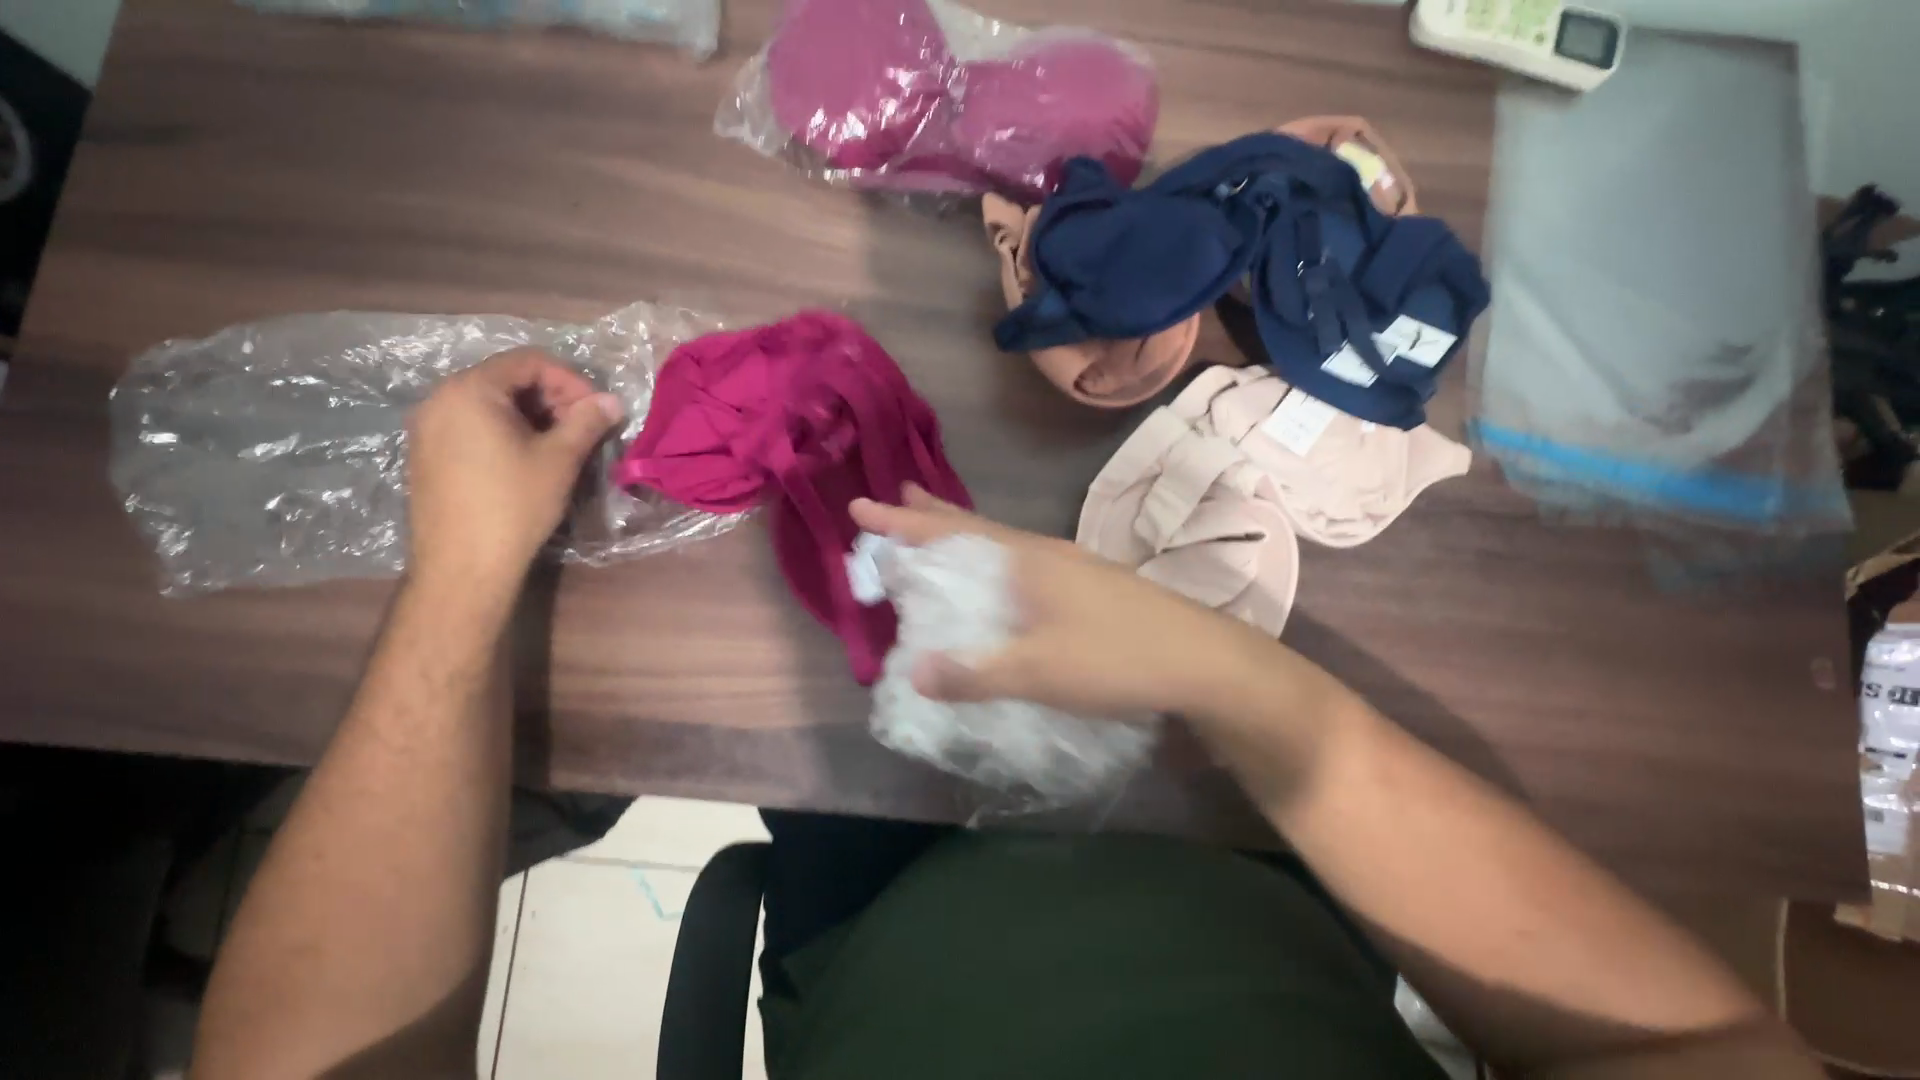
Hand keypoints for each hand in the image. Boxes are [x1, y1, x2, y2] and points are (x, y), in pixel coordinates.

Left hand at [406, 348, 623, 592]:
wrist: (462, 564)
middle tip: (582, 428)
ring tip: (560, 446)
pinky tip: (527, 460)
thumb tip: (613, 401)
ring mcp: (427, 427)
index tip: (597, 410)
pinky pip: (472, 425)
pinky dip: (505, 431)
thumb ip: (587, 421)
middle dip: (551, 398)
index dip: (571, 380)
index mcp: (470, 390)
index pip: (529, 361)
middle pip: (507, 378)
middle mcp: (440, 398)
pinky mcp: (426, 453)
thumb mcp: (560, 459)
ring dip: (531, 415)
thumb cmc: (514, 504)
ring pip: (490, 403)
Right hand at [850, 484, 1270, 718]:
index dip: (902, 524)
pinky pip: (1018, 561)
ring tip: (935, 530)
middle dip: (931, 515)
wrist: (1202, 660)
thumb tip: (912, 672)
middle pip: (974, 526)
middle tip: (894, 498)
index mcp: (1024, 561)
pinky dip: (988, 560)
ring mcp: (1068, 566)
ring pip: (998, 543)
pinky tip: (995, 579)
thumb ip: (973, 673)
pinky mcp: (1085, 586)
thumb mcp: (1038, 673)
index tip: (860, 507)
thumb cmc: (1117, 658)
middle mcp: (1042, 553)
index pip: (950, 534)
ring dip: (961, 536)